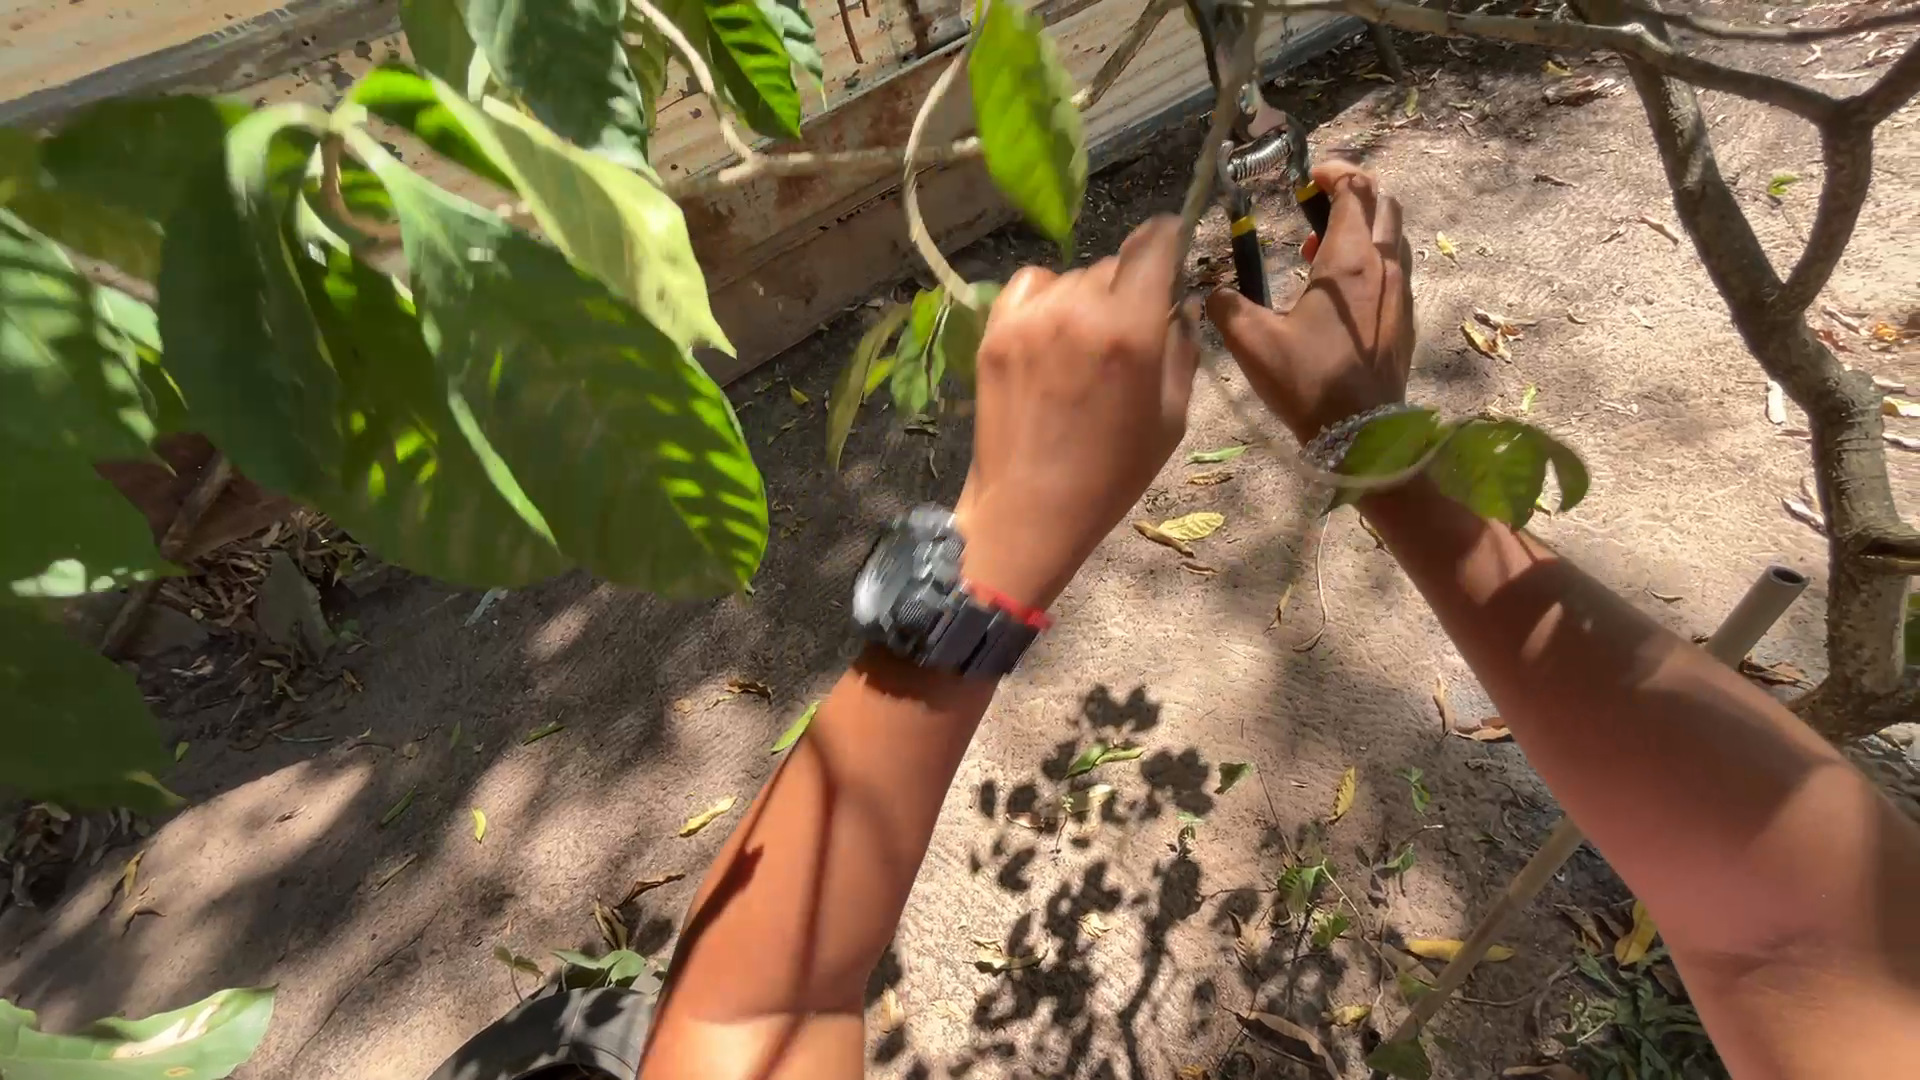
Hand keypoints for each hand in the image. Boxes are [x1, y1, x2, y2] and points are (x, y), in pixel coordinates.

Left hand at [955, 216, 1198, 611]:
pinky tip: (1048, 334)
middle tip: (1120, 336)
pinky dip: (1043, 299)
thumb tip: (1177, 309)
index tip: (1168, 251)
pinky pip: (1027, 288)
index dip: (1166, 240)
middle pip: (1111, 266)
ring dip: (1083, 299)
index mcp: (1130, 329)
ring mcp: (1030, 320)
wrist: (1030, 510)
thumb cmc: (1110, 475)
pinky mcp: (994, 334)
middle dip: (1124, 290)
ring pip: (1069, 279)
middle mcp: (1079, 310)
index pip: (1153, 243)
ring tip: (1079, 347)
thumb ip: (1181, 350)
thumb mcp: (1172, 420)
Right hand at [1204, 162, 1414, 442]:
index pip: (1355, 190)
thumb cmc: (1306, 381)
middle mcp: (1385, 266)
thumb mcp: (1252, 343)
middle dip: (1351, 195)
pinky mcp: (1405, 320)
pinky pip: (1395, 270)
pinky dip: (1370, 262)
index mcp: (1349, 262)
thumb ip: (1226, 307)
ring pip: (1393, 237)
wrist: (1359, 431)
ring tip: (1321, 252)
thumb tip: (1211, 291)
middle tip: (1315, 209)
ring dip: (1361, 230)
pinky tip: (1340, 294)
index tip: (1309, 177)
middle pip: (1383, 204)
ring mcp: (1402, 293)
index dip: (1334, 174)